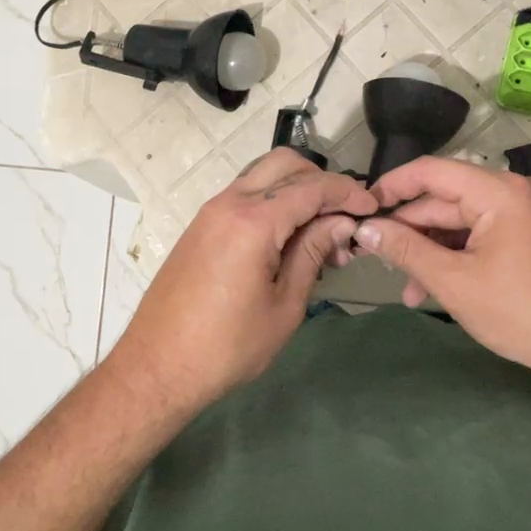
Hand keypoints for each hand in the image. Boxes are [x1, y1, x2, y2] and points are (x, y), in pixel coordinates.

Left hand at [110, 149, 376, 405]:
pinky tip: (289, 241)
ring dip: (296, 192)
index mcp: (252, 222)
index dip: (348, 193)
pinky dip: (272, 204)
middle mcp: (228, 204)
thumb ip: (312, 255)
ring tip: (321, 235)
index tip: (373, 208)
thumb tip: (342, 224)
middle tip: (346, 216)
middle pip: (284, 165)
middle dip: (321, 181)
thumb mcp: (284, 306)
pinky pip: (244, 197)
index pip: (311, 188)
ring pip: (262, 178)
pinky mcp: (200, 228)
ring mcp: (209, 213)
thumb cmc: (227, 346)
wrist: (157, 366)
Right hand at [350, 156, 530, 384]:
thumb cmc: (520, 312)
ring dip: (432, 251)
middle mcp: (515, 190)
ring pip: (462, 222)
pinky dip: (458, 256)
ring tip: (408, 290)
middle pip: (446, 199)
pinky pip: (483, 234)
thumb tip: (364, 229)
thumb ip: (405, 249)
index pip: (431, 172)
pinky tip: (436, 288)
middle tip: (376, 258)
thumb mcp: (453, 282)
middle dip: (411, 231)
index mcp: (499, 191)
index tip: (361, 208)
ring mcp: (528, 212)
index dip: (391, 187)